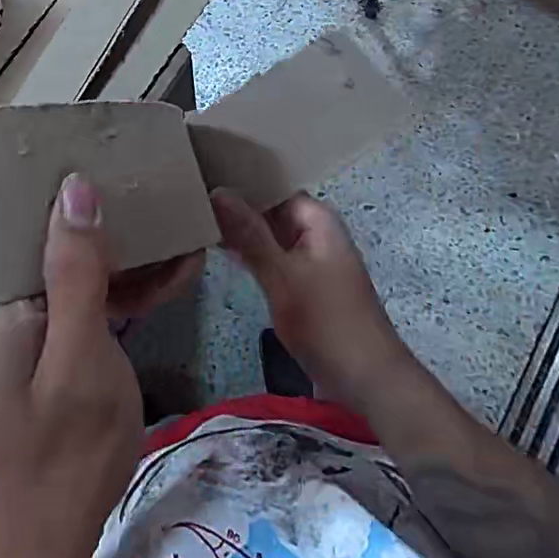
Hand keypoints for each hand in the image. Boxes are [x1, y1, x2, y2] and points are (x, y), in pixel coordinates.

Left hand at [0, 174, 144, 557]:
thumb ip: (76, 274)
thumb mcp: (80, 356)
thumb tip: (75, 190)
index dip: (62, 193)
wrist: (61, 526)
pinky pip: (85, 296)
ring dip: (127, 257)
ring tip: (179, 233)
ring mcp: (22, 320)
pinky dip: (124, 288)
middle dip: (108, 224)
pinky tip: (170, 272)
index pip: (19, 225)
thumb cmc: (70, 448)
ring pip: (75, 267)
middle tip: (156, 194)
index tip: (109, 159)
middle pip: (51, 242)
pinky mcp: (48, 335)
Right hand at [211, 189, 418, 411]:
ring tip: (198, 218)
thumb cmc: (326, 323)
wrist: (367, 381)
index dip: (240, 180)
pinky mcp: (304, 283)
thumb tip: (218, 191)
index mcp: (317, 219)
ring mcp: (310, 258)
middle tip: (191, 198)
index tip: (201, 176)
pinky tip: (222, 251)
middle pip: (270, 208)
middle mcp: (316, 232)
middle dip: (236, 205)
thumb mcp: (282, 276)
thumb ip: (249, 234)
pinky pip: (273, 256)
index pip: (272, 185)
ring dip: (241, 230)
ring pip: (269, 234)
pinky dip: (251, 253)